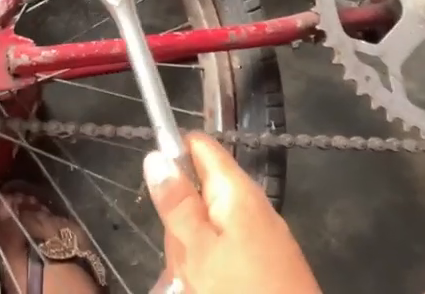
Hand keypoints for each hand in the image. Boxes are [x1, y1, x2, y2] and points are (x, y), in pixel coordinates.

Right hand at [144, 133, 321, 293]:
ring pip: (209, 229)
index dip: (172, 156)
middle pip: (200, 192)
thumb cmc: (243, 293)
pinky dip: (212, 271)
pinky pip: (226, 253)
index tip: (157, 192)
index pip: (198, 146)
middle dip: (180, 223)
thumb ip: (176, 204)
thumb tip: (155, 154)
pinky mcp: (268, 264)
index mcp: (236, 190)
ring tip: (195, 282)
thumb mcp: (199, 251)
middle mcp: (252, 205)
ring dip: (192, 253)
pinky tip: (208, 287)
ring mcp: (262, 236)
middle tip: (184, 257)